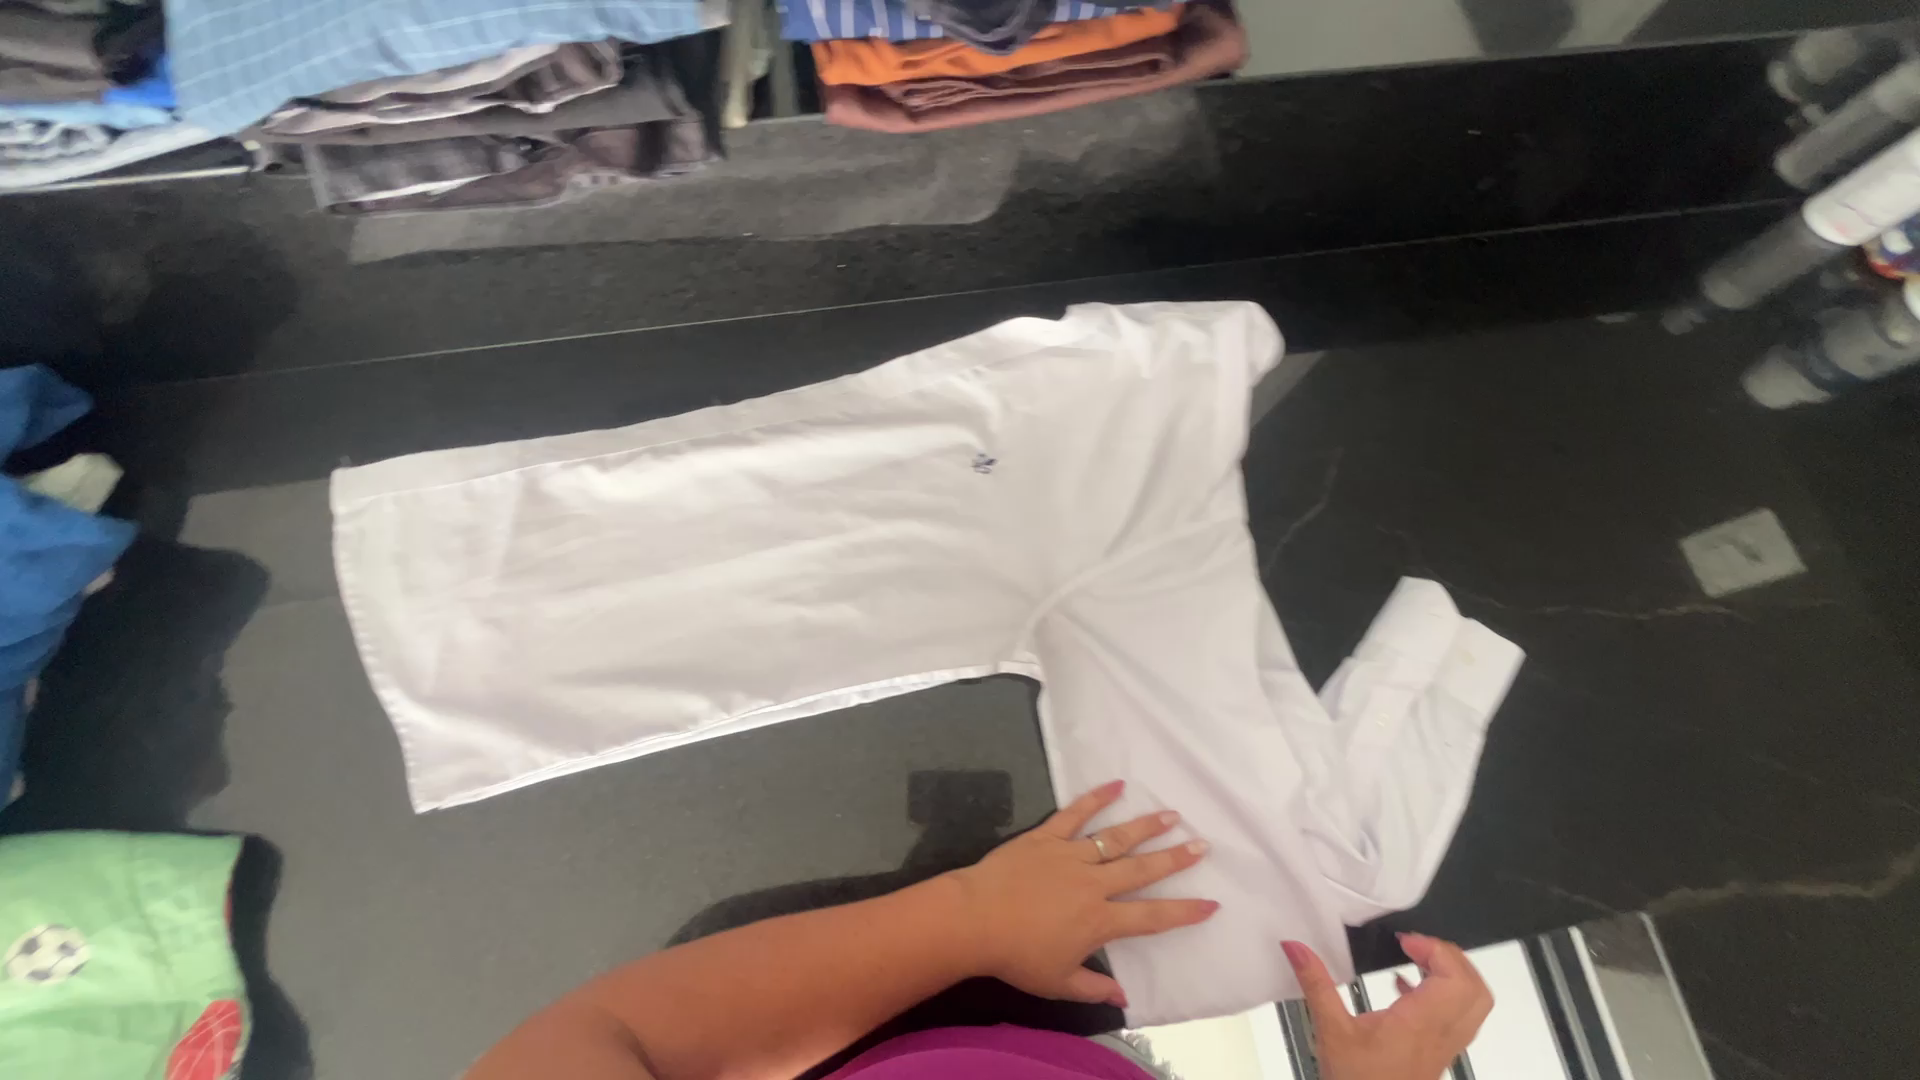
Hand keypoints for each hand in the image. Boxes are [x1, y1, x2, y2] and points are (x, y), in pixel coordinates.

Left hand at [945, 779, 1215, 1007]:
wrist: (975, 918)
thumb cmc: (1016, 955)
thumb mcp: (1058, 982)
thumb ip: (1094, 988)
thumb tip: (1123, 997)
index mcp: (1099, 921)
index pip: (1151, 917)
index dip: (1183, 912)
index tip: (1211, 903)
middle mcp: (1093, 883)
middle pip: (1141, 869)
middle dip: (1175, 858)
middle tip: (1202, 845)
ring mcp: (1070, 855)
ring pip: (1115, 838)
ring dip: (1146, 826)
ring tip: (1171, 815)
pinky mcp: (1046, 836)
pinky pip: (1074, 814)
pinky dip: (1095, 798)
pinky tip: (1116, 784)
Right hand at [1283, 934, 1492, 1079]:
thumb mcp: (1330, 1030)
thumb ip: (1315, 984)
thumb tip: (1295, 946)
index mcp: (1420, 1024)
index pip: (1456, 980)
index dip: (1436, 950)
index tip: (1403, 941)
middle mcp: (1441, 1035)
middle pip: (1476, 990)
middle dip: (1450, 957)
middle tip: (1415, 944)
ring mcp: (1443, 1046)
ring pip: (1473, 1005)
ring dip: (1450, 973)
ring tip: (1413, 957)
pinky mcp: (1436, 1053)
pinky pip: (1456, 1016)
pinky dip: (1440, 992)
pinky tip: (1403, 985)